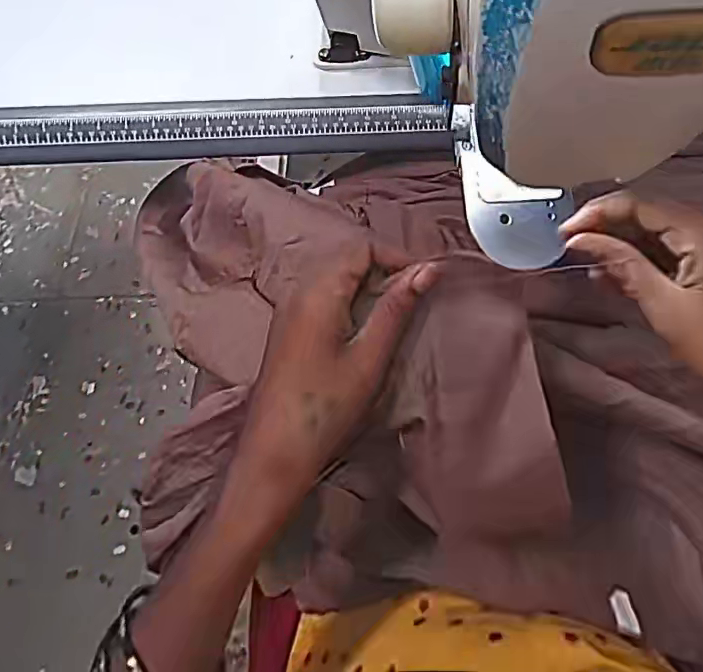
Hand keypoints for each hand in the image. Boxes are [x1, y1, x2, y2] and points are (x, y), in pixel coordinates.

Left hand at [230, 242, 437, 507]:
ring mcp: (290, 307)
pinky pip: (324, 292)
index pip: (362, 247)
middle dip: (384, 267)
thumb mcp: (370, 357)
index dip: (397, 256)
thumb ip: (398, 307)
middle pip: (347, 256)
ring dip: (368, 283)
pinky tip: (365, 325)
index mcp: (318, 290)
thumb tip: (429, 268)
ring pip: (336, 274)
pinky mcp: (288, 326)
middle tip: (415, 294)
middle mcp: (299, 289)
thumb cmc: (326, 407)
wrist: (273, 455)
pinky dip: (350, 297)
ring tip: (396, 310)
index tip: (425, 278)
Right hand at [561, 192, 702, 372]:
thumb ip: (623, 264)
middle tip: (572, 245)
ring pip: (658, 233)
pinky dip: (644, 260)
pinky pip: (672, 251)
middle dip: (608, 228)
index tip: (566, 233)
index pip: (639, 204)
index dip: (598, 213)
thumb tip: (580, 239)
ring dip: (623, 245)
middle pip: (649, 214)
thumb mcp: (664, 304)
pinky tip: (616, 276)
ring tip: (589, 262)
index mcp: (702, 232)